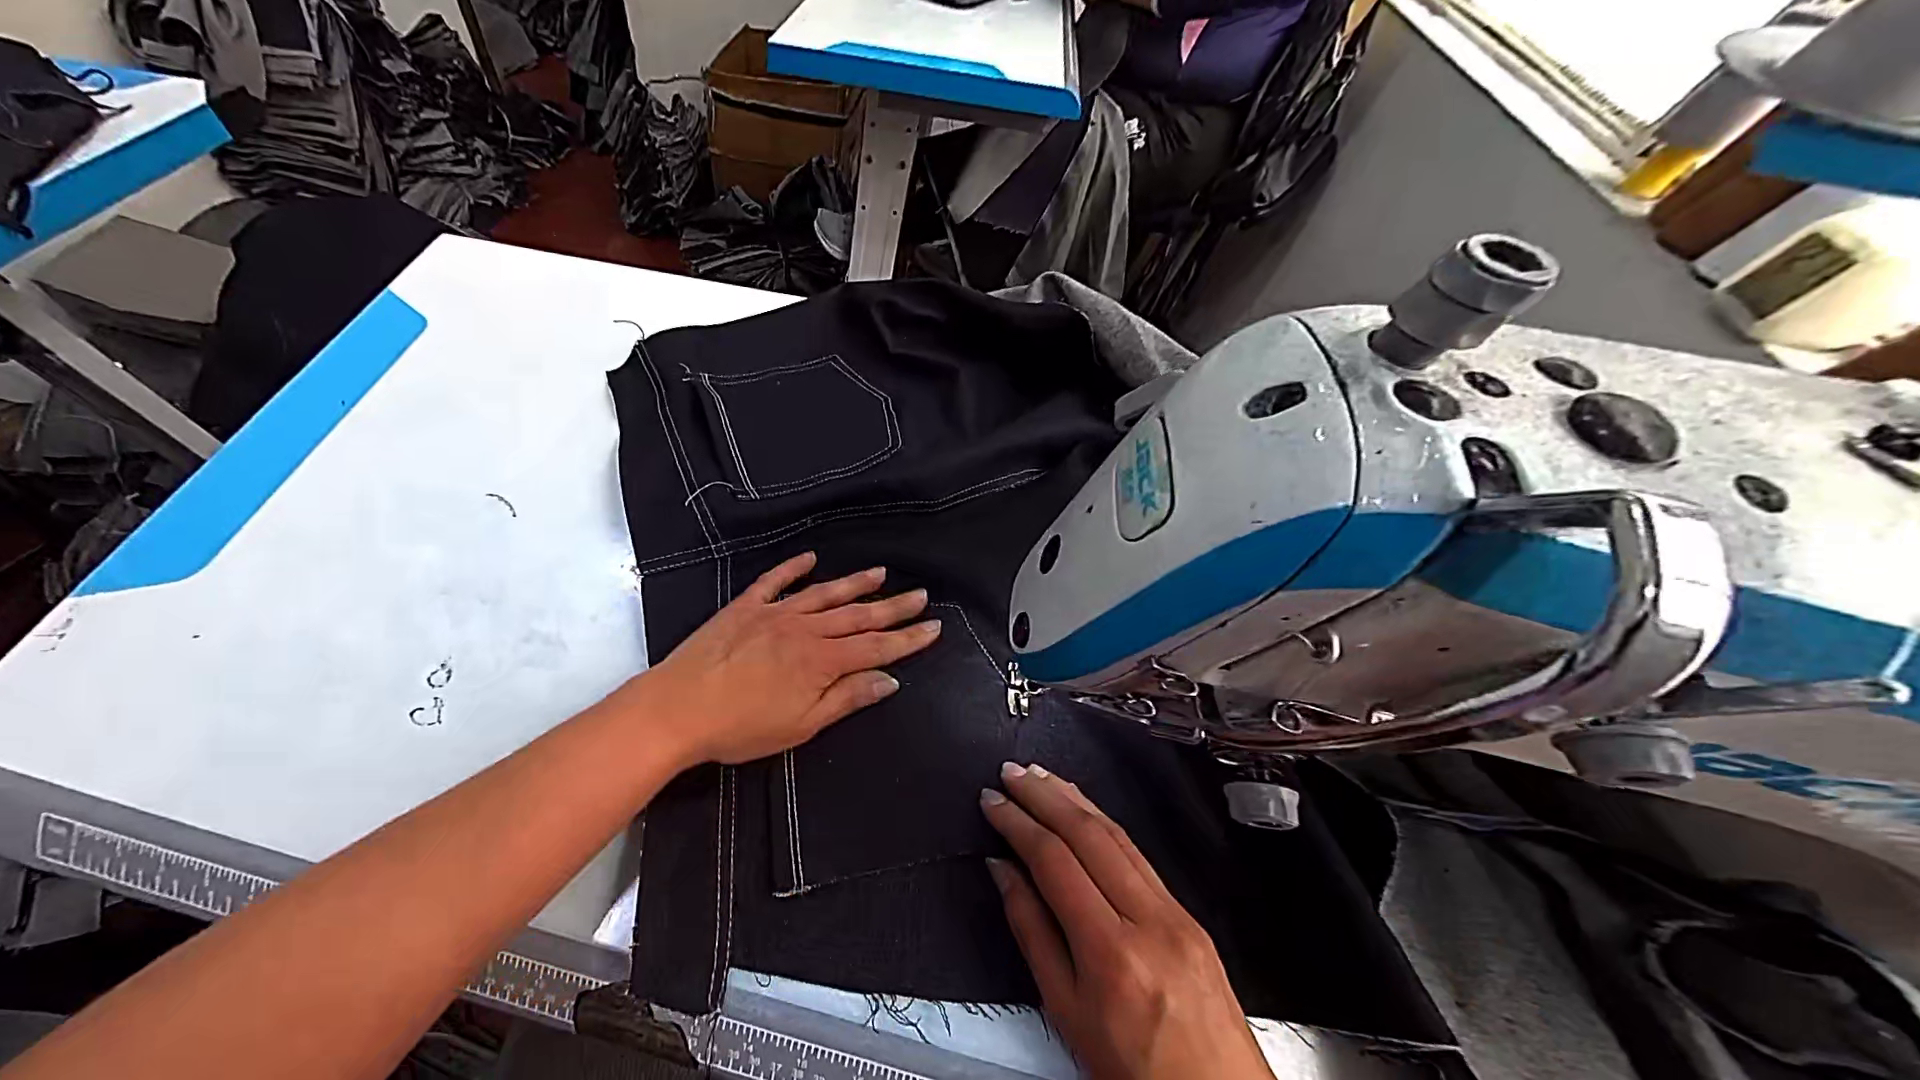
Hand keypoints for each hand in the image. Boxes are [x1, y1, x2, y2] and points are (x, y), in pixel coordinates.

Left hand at [632, 552, 940, 765]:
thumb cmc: (741, 726)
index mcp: (823, 660)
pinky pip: (774, 582)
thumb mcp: (802, 724)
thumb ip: (847, 698)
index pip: (878, 646)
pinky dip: (793, 568)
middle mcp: (806, 629)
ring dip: (856, 583)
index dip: (909, 638)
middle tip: (922, 595)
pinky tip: (810, 558)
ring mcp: (775, 613)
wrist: (677, 709)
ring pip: (825, 593)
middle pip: (859, 616)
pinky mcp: (745, 607)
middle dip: (894, 607)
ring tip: (882, 573)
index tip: (935, 627)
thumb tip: (889, 680)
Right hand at [981, 764, 1274, 1079]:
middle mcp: (1150, 922)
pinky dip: (1105, 823)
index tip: (994, 803)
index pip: (1055, 860)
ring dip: (1075, 799)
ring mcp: (1176, 914)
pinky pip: (1140, 854)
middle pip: (1088, 834)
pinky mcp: (1190, 915)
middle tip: (1013, 773)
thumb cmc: (1139, 1075)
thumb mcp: (1066, 1012)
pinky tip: (1086, 812)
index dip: (1018, 823)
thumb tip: (1004, 874)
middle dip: (1044, 795)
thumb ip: (1031, 933)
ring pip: (1118, 835)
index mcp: (1112, 953)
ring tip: (1043, 778)